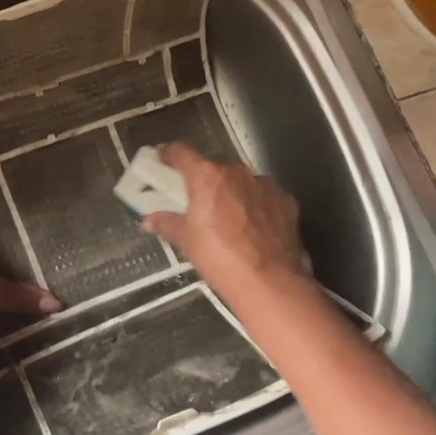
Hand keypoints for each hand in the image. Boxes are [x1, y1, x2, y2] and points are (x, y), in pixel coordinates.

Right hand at [142, 143, 310, 294]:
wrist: (270, 283)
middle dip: (203, 178)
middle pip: (213, 166)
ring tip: (227, 215)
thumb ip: (168, 224)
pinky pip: (263, 196)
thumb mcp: (187, 242)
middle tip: (195, 197)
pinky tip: (253, 226)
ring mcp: (265, 185)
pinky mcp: (286, 201)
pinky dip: (255, 204)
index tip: (162, 159)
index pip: (182, 151)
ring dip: (231, 190)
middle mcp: (237, 172)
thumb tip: (149, 220)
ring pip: (241, 180)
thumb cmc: (219, 258)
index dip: (169, 153)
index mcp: (207, 176)